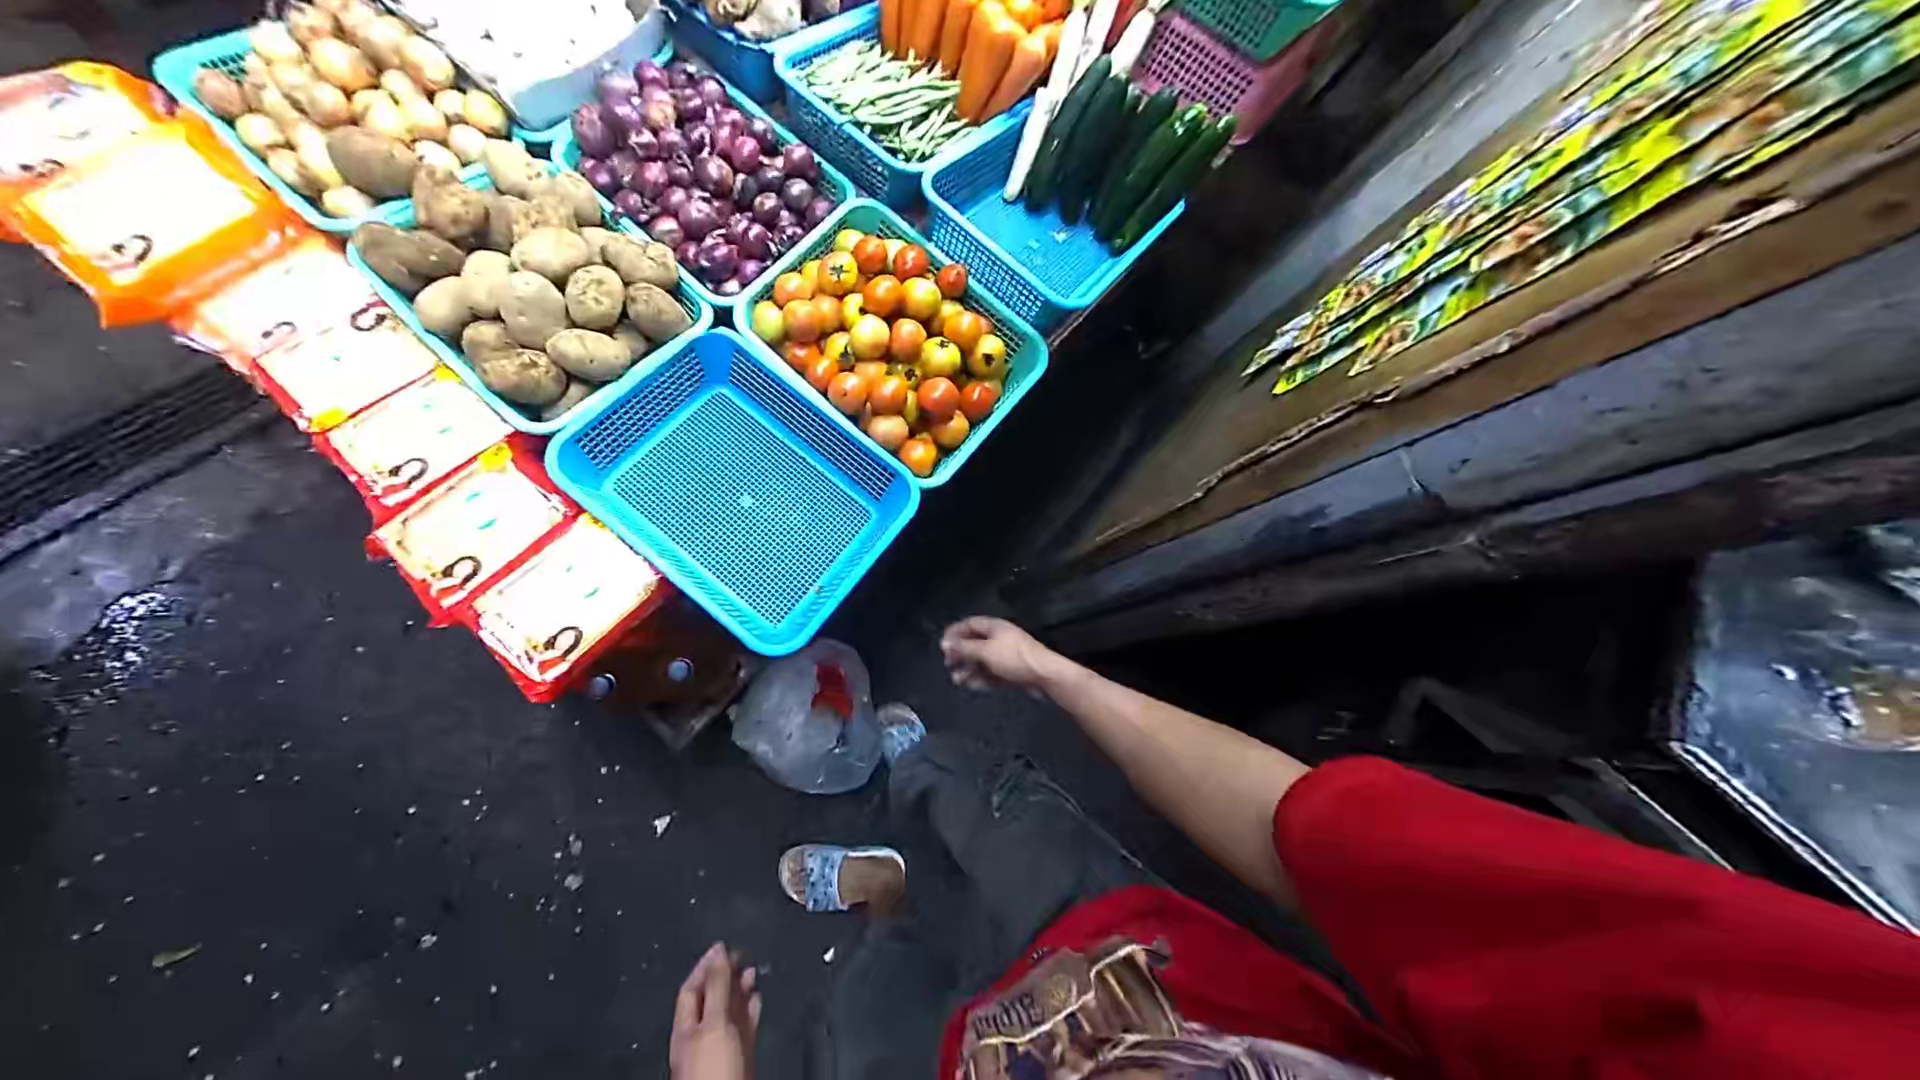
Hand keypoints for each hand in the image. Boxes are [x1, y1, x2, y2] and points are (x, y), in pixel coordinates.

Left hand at [670, 942, 760, 1079]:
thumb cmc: (713, 1068)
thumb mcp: (713, 1022)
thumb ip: (716, 986)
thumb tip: (718, 951)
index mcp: (686, 1027)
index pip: (691, 988)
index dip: (705, 965)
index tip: (723, 945)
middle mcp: (700, 1035)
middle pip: (710, 998)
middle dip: (725, 975)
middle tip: (742, 954)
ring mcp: (718, 1047)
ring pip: (728, 1012)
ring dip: (739, 990)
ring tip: (753, 971)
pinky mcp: (737, 1057)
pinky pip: (742, 1028)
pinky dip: (750, 1010)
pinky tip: (758, 999)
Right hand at [940, 617, 1068, 693]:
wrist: (1044, 676)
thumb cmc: (1014, 658)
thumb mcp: (985, 651)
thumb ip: (964, 647)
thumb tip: (946, 643)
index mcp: (995, 627)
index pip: (970, 624)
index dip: (955, 631)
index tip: (943, 644)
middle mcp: (999, 639)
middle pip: (974, 643)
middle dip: (959, 653)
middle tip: (948, 663)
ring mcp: (1004, 656)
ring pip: (980, 661)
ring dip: (967, 669)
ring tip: (956, 679)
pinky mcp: (1009, 672)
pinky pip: (989, 674)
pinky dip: (978, 679)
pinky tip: (969, 685)